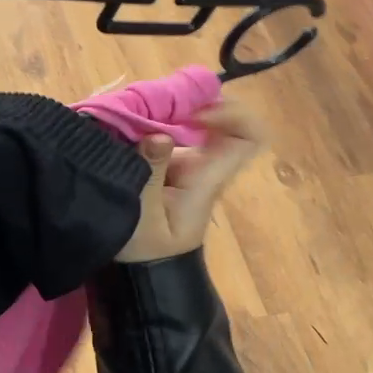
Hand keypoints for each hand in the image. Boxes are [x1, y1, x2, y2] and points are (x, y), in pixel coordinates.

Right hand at [115, 100, 267, 263]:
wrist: (143, 271)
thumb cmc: (145, 248)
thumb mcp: (142, 216)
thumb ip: (149, 174)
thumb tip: (160, 135)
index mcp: (207, 178)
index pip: (248, 137)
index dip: (231, 114)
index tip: (194, 110)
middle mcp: (203, 165)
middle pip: (218, 119)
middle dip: (188, 102)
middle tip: (152, 100)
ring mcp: (185, 164)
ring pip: (189, 122)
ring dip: (165, 109)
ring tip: (132, 107)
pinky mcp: (164, 165)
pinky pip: (166, 131)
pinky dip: (149, 120)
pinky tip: (125, 120)